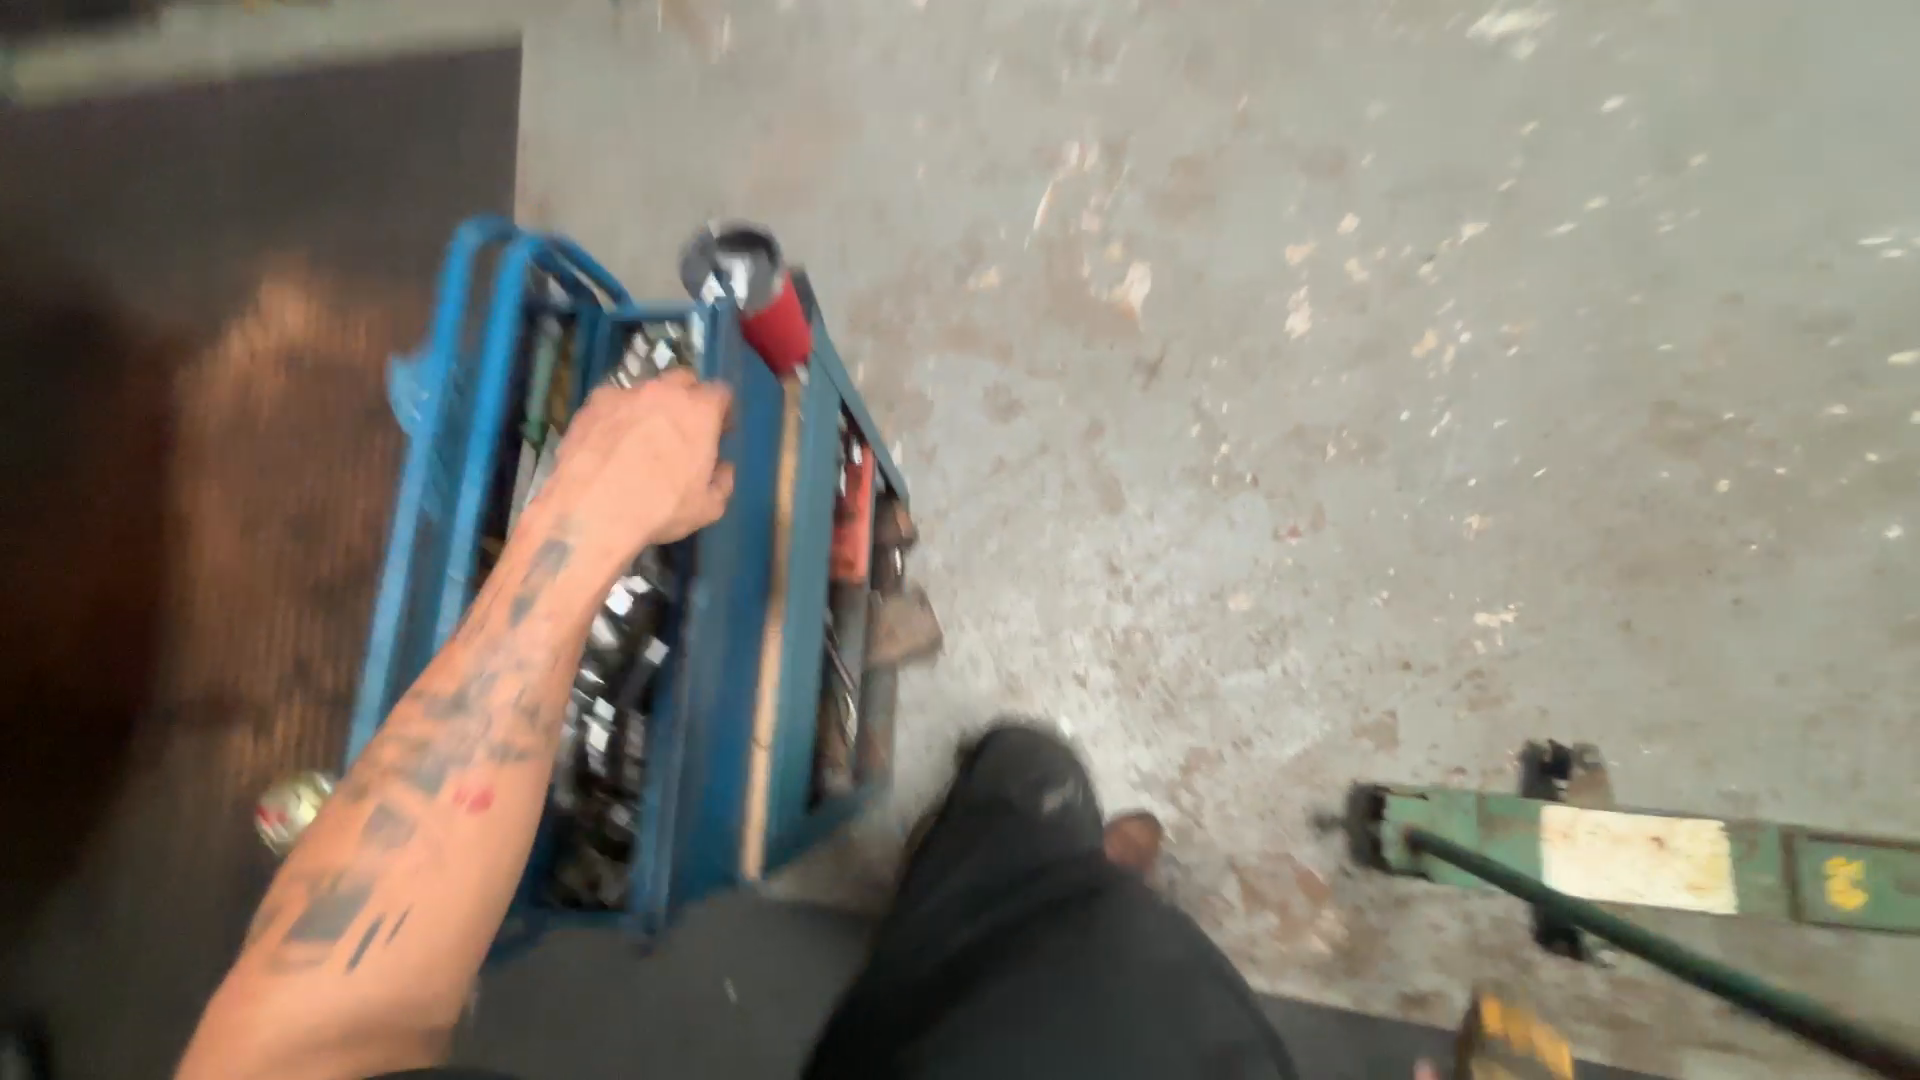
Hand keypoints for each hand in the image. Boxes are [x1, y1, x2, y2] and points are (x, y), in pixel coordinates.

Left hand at [536, 368, 733, 568]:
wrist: (592, 513)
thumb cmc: (661, 509)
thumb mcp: (709, 507)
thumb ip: (723, 482)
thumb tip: (722, 469)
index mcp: (700, 412)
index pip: (722, 392)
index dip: (723, 411)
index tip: (720, 431)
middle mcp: (663, 393)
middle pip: (684, 380)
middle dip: (689, 399)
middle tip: (685, 429)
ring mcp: (624, 395)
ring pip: (646, 391)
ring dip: (652, 407)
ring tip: (643, 438)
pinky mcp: (590, 405)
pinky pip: (613, 403)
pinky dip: (619, 417)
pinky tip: (612, 443)